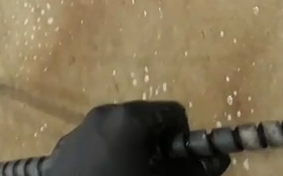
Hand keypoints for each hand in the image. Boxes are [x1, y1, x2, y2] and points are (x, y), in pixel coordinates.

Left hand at [45, 102, 228, 175]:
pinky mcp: (60, 151)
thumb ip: (191, 170)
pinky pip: (93, 145)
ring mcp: (78, 131)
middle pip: (144, 119)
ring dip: (127, 150)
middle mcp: (105, 113)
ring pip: (117, 132)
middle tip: (150, 172)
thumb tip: (221, 160)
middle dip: (152, 144)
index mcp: (131, 117)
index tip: (174, 163)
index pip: (172, 112)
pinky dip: (102, 158)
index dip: (179, 139)